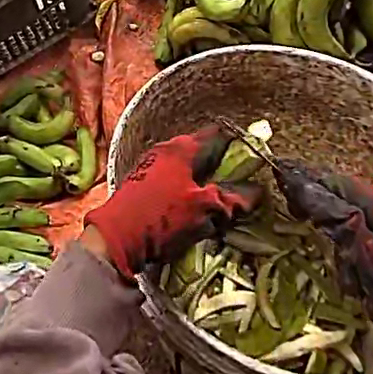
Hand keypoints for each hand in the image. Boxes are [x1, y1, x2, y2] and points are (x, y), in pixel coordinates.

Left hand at [84, 129, 260, 278]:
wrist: (115, 237)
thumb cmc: (161, 217)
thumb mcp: (204, 209)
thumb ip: (232, 199)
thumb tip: (257, 192)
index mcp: (181, 148)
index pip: (217, 136)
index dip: (238, 146)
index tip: (254, 162)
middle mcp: (165, 149)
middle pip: (203, 153)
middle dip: (223, 169)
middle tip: (242, 188)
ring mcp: (152, 165)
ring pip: (189, 169)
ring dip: (204, 183)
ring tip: (221, 204)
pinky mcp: (144, 183)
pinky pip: (175, 181)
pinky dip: (188, 191)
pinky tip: (195, 210)